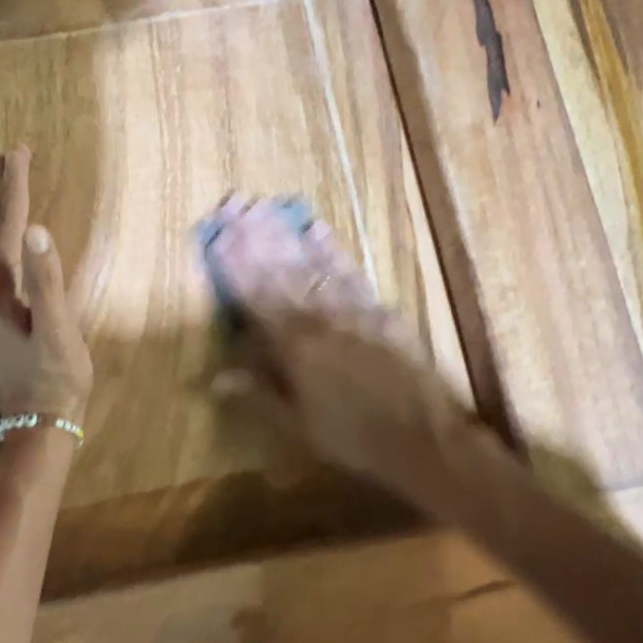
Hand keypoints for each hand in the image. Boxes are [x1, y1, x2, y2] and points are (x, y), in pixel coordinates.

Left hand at [0, 147, 92, 423]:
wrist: (39, 422)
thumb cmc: (54, 377)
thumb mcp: (56, 328)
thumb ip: (46, 279)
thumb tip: (35, 228)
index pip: (3, 226)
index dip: (14, 188)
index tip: (19, 151)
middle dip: (2, 190)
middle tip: (12, 153)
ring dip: (1, 209)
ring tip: (11, 178)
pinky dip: (4, 233)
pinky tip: (12, 228)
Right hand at [204, 196, 485, 490]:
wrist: (425, 438)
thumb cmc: (354, 439)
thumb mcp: (298, 426)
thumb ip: (259, 394)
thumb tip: (217, 377)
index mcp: (294, 346)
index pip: (255, 296)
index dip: (234, 264)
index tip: (217, 233)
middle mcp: (320, 317)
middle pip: (280, 270)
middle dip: (254, 235)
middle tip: (235, 203)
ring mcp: (353, 309)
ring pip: (312, 263)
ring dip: (286, 233)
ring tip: (265, 206)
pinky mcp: (381, 310)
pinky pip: (350, 272)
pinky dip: (332, 249)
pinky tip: (316, 228)